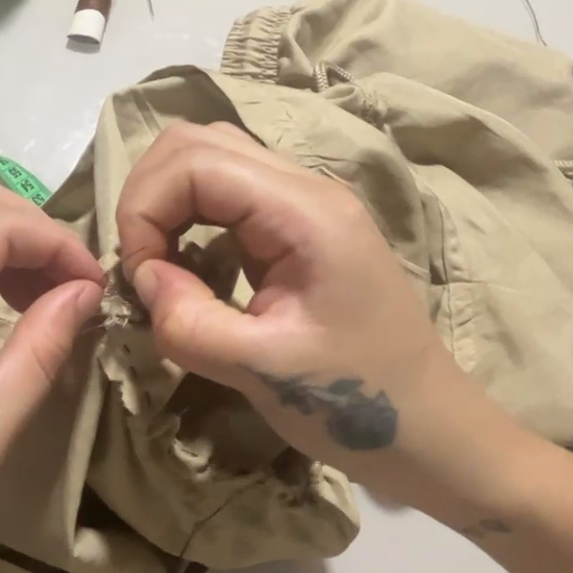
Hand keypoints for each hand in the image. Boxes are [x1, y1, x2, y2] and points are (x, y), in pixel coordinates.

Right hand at [115, 124, 519, 511]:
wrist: (432, 431)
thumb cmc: (357, 405)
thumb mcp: (264, 372)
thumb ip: (189, 321)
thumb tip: (143, 278)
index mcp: (305, 213)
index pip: (194, 161)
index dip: (145, 210)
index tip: (140, 276)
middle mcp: (304, 188)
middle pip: (195, 142)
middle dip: (148, 198)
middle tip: (143, 266)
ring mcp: (302, 202)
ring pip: (206, 157)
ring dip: (164, 203)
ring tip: (158, 265)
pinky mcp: (293, 225)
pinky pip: (222, 191)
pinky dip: (184, 216)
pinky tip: (187, 265)